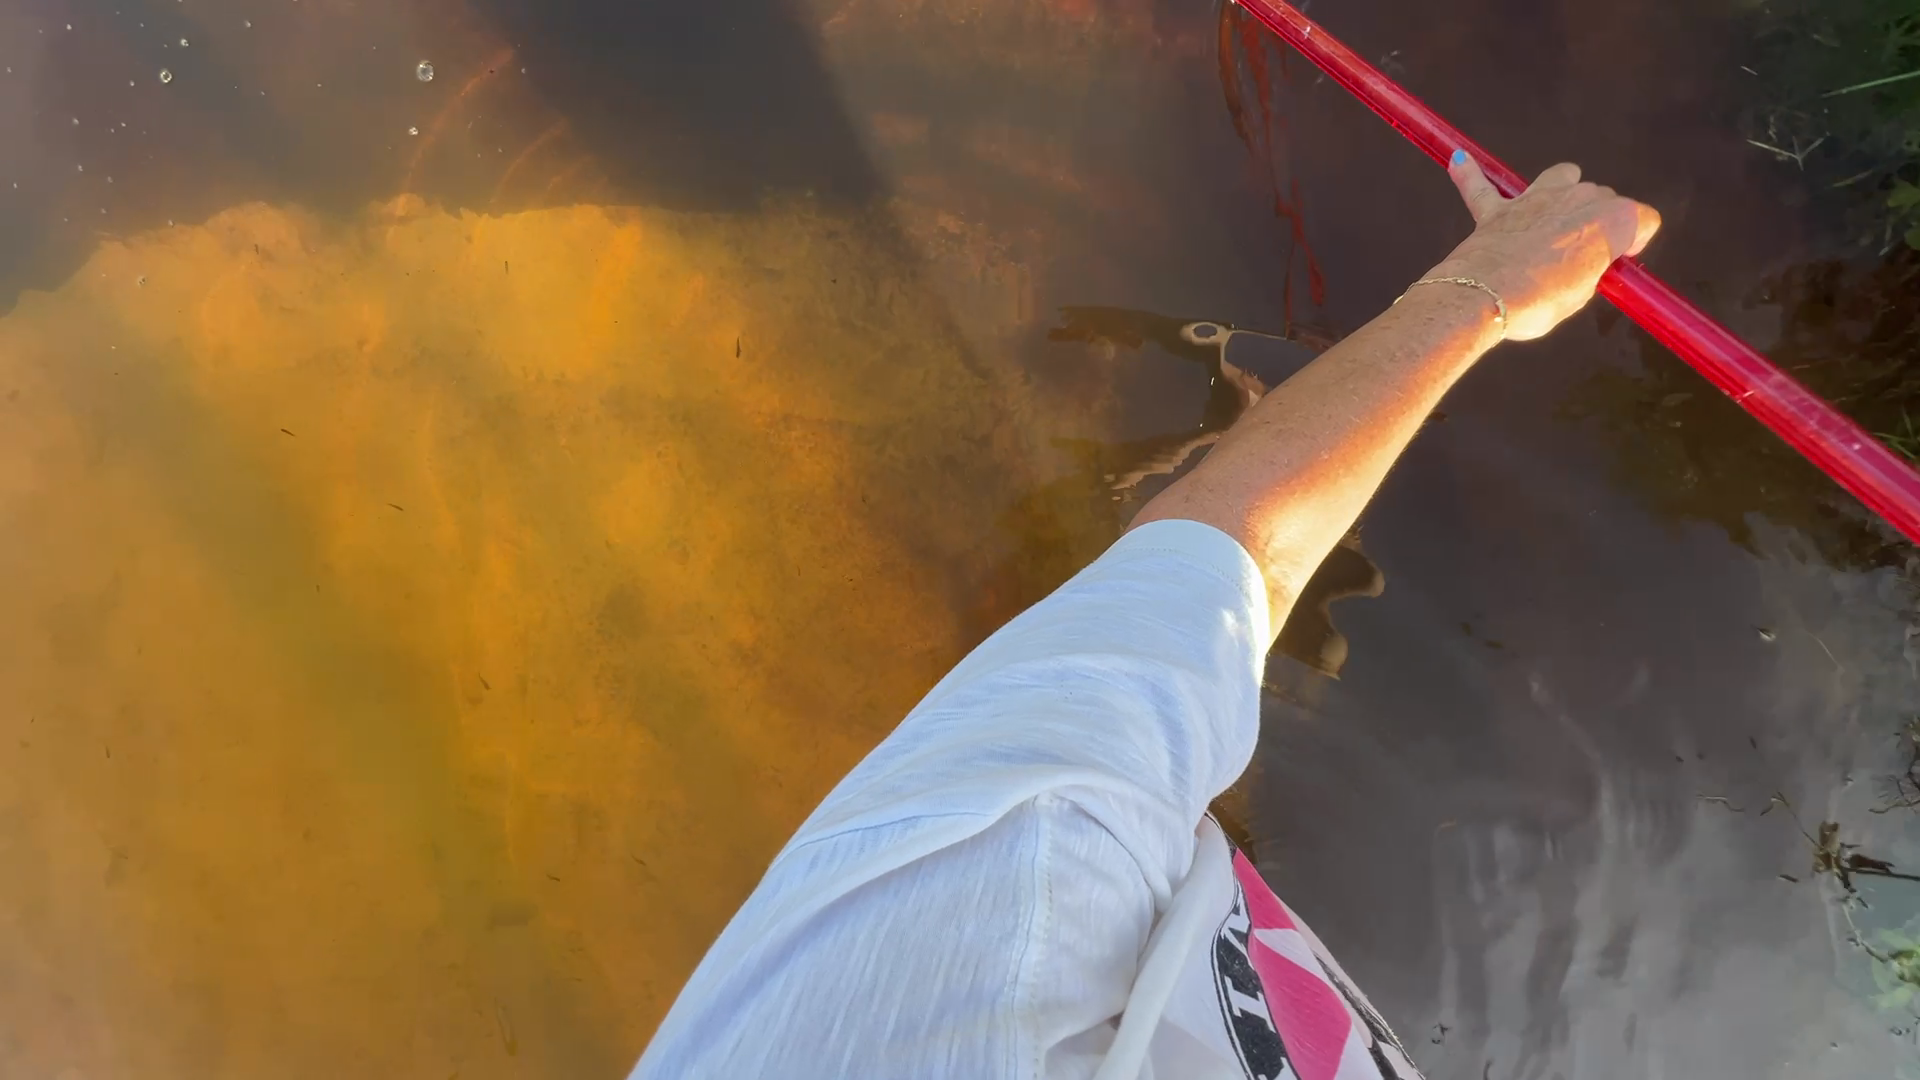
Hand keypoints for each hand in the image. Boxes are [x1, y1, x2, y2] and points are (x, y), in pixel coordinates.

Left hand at [1428, 153, 1660, 340]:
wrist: (1483, 300)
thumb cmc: (1538, 302)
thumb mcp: (1579, 295)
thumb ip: (1584, 271)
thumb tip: (1574, 267)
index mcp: (1615, 218)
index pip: (1641, 221)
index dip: (1632, 242)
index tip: (1619, 259)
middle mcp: (1580, 198)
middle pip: (1598, 201)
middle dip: (1590, 224)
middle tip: (1573, 259)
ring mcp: (1535, 200)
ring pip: (1559, 177)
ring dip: (1559, 191)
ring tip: (1551, 213)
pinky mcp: (1493, 214)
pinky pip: (1480, 188)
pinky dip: (1469, 175)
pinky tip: (1458, 159)